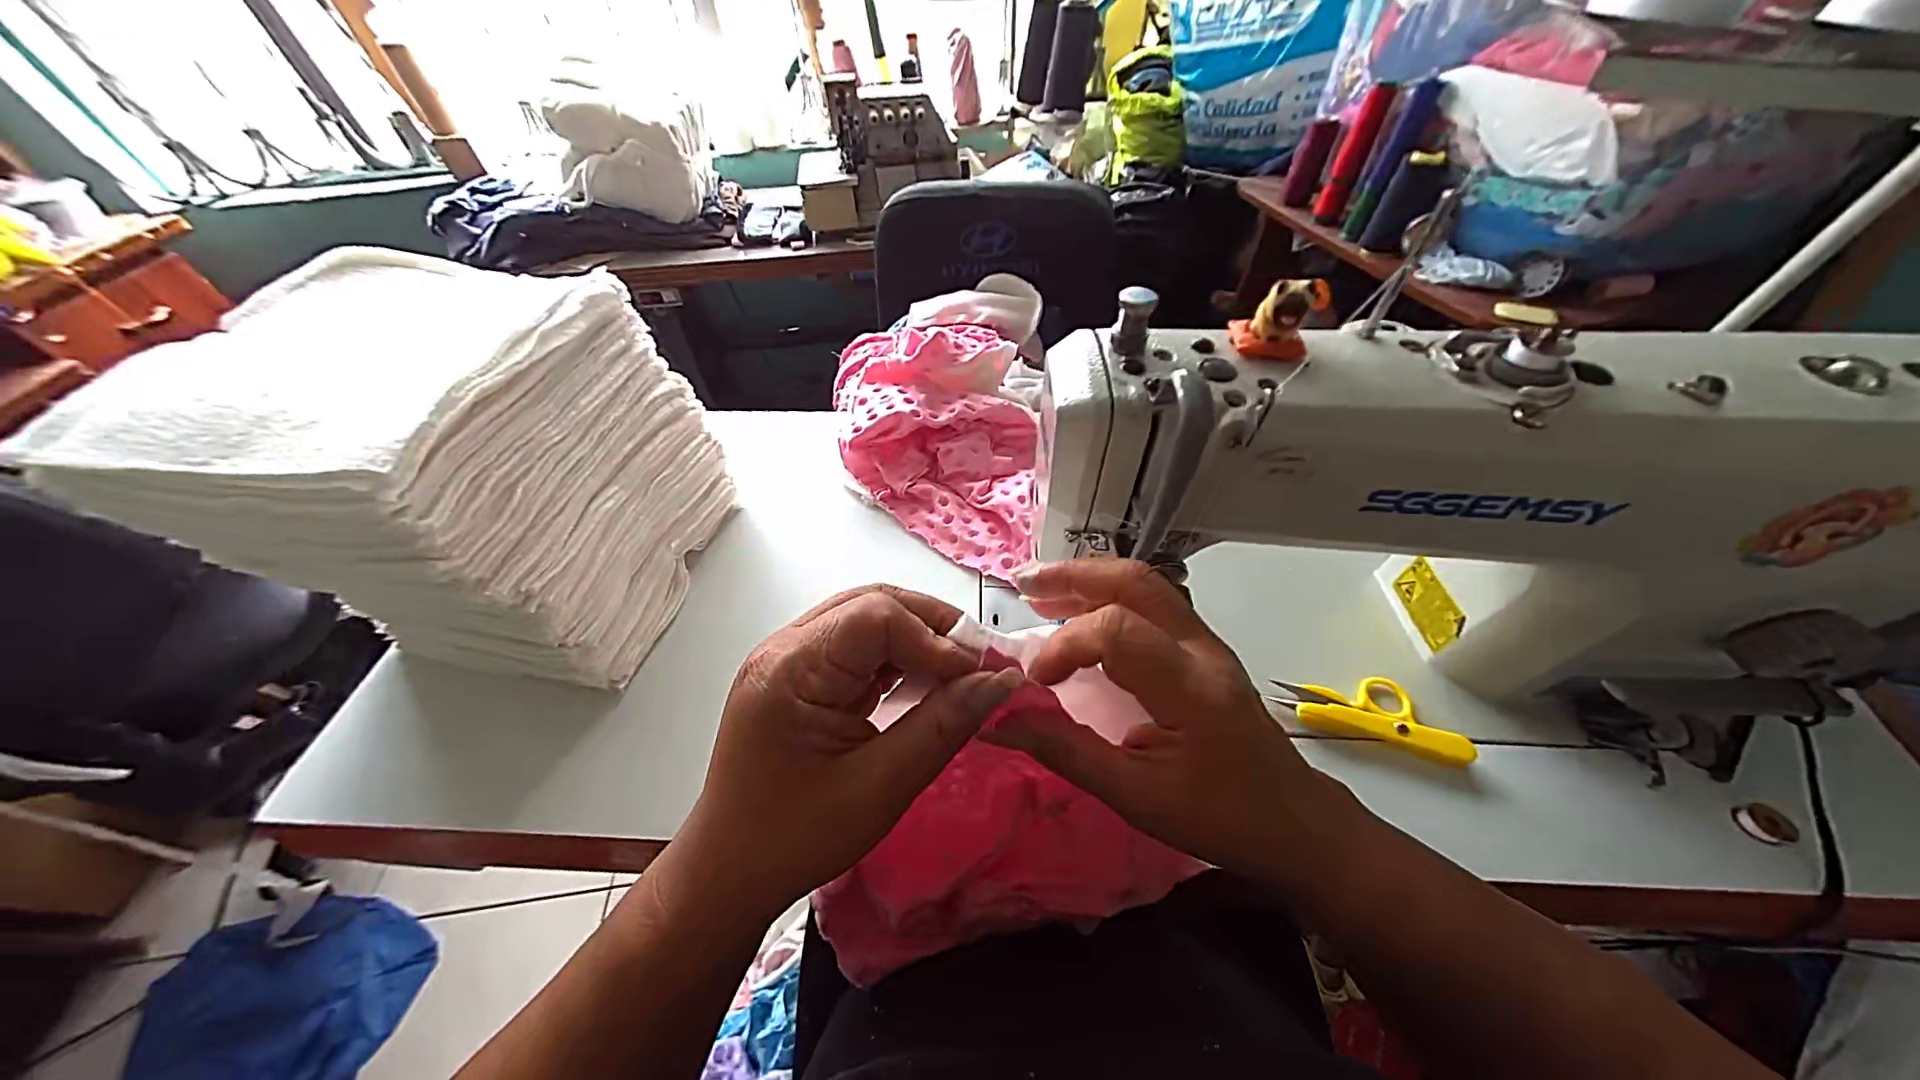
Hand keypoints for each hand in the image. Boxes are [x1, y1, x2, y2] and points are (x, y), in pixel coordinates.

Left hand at [673, 586, 1023, 921]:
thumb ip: (944, 726)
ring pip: (868, 618)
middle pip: (872, 604)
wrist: (731, 870)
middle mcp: (784, 649)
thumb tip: (1000, 682)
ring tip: (960, 672)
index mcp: (790, 670)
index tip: (978, 674)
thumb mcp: (881, 786)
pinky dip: (899, 656)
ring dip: (919, 639)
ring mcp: (789, 658)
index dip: (935, 637)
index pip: (875, 616)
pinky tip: (925, 681)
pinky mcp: (800, 675)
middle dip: (932, 626)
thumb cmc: (796, 837)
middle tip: (978, 663)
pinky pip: (858, 645)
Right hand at [982, 559, 1349, 883]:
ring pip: (1147, 586)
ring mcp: (1208, 644)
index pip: (1117, 632)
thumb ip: (1065, 751)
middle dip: (1074, 576)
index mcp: (1190, 688)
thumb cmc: (1218, 816)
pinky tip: (1082, 614)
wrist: (1294, 822)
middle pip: (1136, 583)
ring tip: (1041, 592)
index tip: (1037, 680)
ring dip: (1091, 581)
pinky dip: (1110, 598)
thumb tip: (998, 722)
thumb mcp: (1135, 795)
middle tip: (1024, 582)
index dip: (1065, 645)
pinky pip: (1154, 605)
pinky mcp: (1205, 650)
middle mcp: (1202, 650)